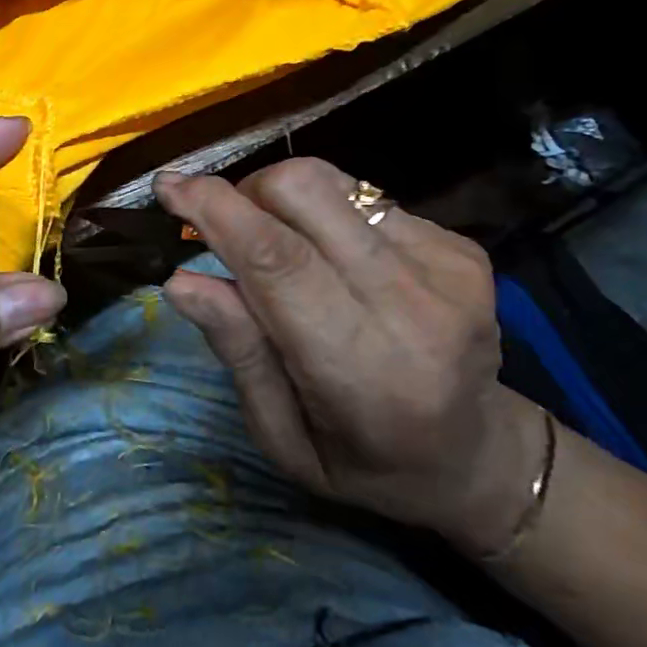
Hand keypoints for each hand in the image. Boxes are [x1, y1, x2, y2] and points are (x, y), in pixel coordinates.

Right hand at [154, 158, 542, 554]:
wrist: (479, 454)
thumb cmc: (367, 462)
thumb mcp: (284, 437)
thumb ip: (239, 352)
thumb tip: (182, 280)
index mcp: (364, 369)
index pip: (278, 260)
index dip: (216, 210)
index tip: (167, 186)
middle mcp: (414, 305)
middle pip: (305, 193)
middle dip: (245, 192)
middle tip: (229, 228)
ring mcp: (446, 267)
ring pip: (332, 183)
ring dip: (284, 201)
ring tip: (286, 248)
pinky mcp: (460, 245)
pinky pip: (365, 198)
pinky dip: (329, 216)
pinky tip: (339, 260)